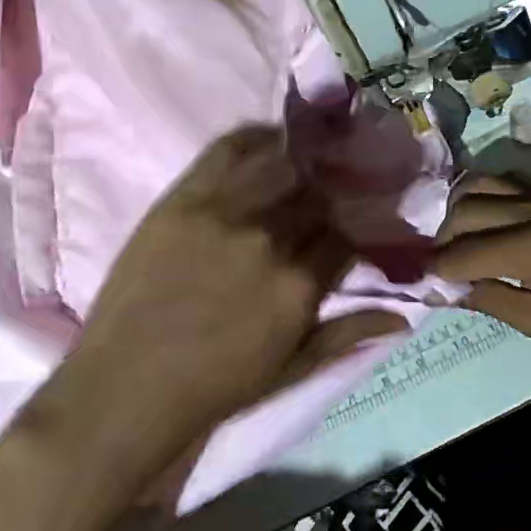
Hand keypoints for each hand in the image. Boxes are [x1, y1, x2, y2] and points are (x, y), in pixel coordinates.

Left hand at [30, 127, 406, 483]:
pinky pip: (228, 150)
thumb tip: (404, 316)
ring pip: (283, 166)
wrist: (125, 391)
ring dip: (302, 164)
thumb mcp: (293, 368)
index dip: (353, 230)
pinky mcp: (182, 200)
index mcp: (300, 284)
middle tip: (329, 195)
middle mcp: (270, 240)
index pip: (346, 235)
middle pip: (319, 195)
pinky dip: (255, 138)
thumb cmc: (215, 388)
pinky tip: (270, 141)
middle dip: (330, 196)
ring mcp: (224, 214)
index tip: (350, 228)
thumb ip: (349, 332)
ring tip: (307, 161)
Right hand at [431, 176, 530, 359]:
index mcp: (529, 246)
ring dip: (457, 211)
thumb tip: (441, 288)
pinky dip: (479, 194)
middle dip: (442, 239)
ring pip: (478, 185)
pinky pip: (500, 181)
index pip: (463, 252)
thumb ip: (486, 299)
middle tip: (438, 266)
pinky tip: (476, 218)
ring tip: (454, 240)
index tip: (420, 281)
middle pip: (464, 211)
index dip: (436, 268)